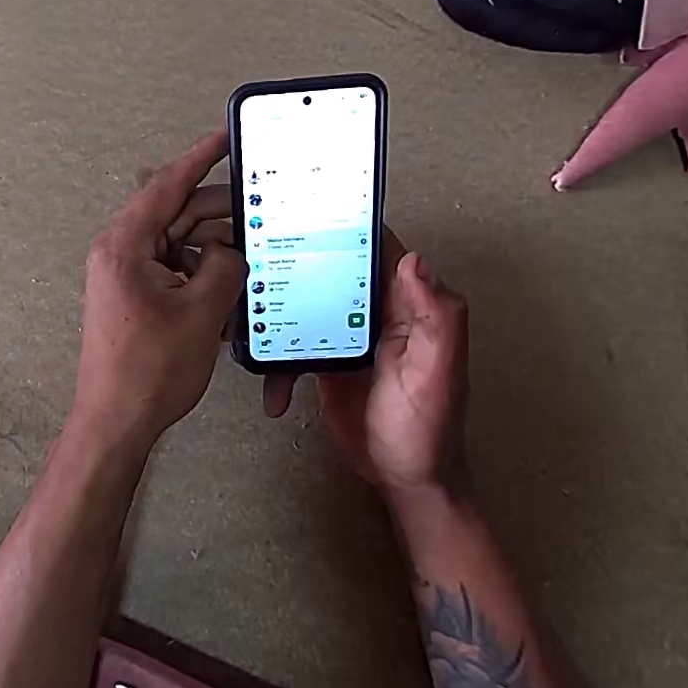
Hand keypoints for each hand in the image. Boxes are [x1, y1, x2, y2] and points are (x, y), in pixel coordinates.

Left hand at [71, 131, 244, 445]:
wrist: (116, 421)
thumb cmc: (148, 371)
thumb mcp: (202, 312)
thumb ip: (225, 266)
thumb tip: (232, 249)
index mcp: (126, 247)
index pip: (168, 186)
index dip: (201, 157)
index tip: (226, 136)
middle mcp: (121, 253)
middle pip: (177, 214)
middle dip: (220, 213)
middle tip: (259, 210)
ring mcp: (127, 274)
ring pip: (180, 242)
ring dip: (215, 248)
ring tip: (251, 255)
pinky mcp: (137, 294)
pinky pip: (176, 267)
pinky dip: (203, 271)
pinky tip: (230, 284)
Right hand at [264, 239, 469, 497]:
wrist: (404, 478)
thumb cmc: (428, 428)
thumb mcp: (437, 372)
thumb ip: (435, 316)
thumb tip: (415, 259)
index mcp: (406, 305)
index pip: (378, 250)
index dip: (349, 226)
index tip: (311, 208)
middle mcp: (376, 312)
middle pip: (333, 270)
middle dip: (298, 263)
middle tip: (260, 257)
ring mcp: (348, 335)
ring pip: (307, 304)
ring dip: (279, 313)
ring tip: (250, 326)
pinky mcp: (326, 360)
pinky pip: (295, 346)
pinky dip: (279, 365)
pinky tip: (274, 391)